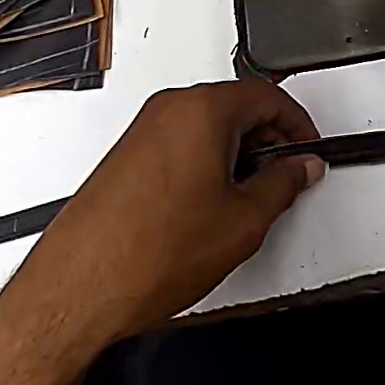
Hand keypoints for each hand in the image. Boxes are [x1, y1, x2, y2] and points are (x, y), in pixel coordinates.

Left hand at [30, 79, 325, 351]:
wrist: (77, 289)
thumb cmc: (144, 253)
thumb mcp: (243, 221)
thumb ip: (283, 184)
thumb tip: (299, 168)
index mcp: (202, 111)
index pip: (268, 96)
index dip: (298, 123)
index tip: (307, 145)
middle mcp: (170, 109)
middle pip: (237, 105)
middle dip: (269, 137)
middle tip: (285, 172)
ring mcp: (145, 129)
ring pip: (209, 123)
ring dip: (238, 150)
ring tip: (248, 197)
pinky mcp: (129, 152)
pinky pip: (182, 139)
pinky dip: (207, 159)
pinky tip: (211, 203)